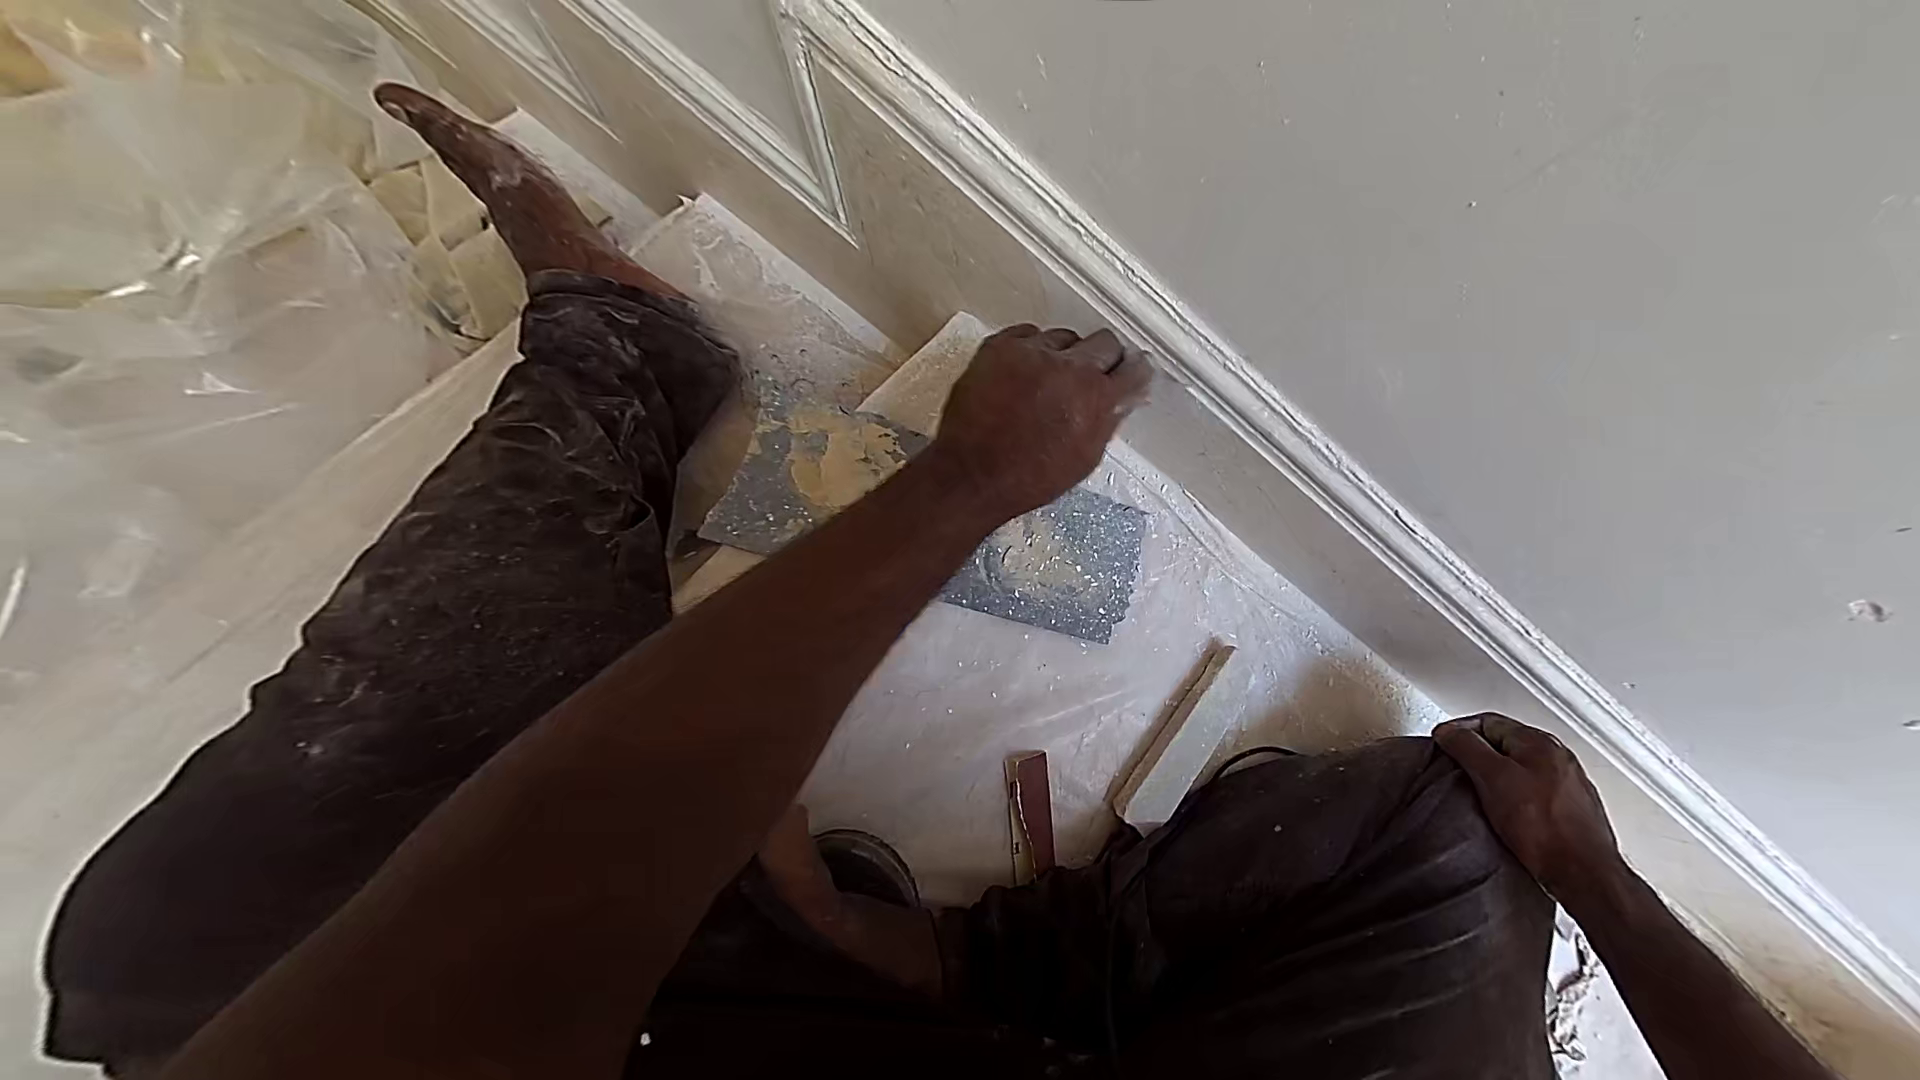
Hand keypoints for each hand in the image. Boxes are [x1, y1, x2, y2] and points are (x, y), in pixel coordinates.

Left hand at [927, 325, 1152, 518]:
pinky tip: (1023, 373)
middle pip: (1104, 342)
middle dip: (1102, 360)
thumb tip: (1122, 401)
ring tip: (1047, 382)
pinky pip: (1027, 334)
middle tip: (1089, 377)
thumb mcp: (1082, 460)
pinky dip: (1029, 350)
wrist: (971, 476)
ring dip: (1063, 355)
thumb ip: (1107, 422)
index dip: (1133, 372)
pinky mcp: (999, 348)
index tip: (1130, 372)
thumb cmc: (1023, 479)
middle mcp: (1069, 369)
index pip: (1134, 368)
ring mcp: (1032, 354)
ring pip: (1065, 337)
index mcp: (1096, 399)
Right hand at [1433, 713, 1627, 904]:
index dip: (1459, 732)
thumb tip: (1448, 731)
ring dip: (1495, 776)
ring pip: (1517, 767)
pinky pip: (1531, 790)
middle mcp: (1560, 759)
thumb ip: (1465, 746)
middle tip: (1460, 771)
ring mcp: (1569, 784)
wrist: (1583, 875)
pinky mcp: (1571, 809)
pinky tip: (1505, 812)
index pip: (1486, 721)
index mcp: (1541, 743)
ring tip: (1481, 794)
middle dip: (1477, 754)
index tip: (1444, 747)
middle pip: (1502, 743)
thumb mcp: (1490, 776)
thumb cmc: (1542, 827)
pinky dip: (1513, 795)